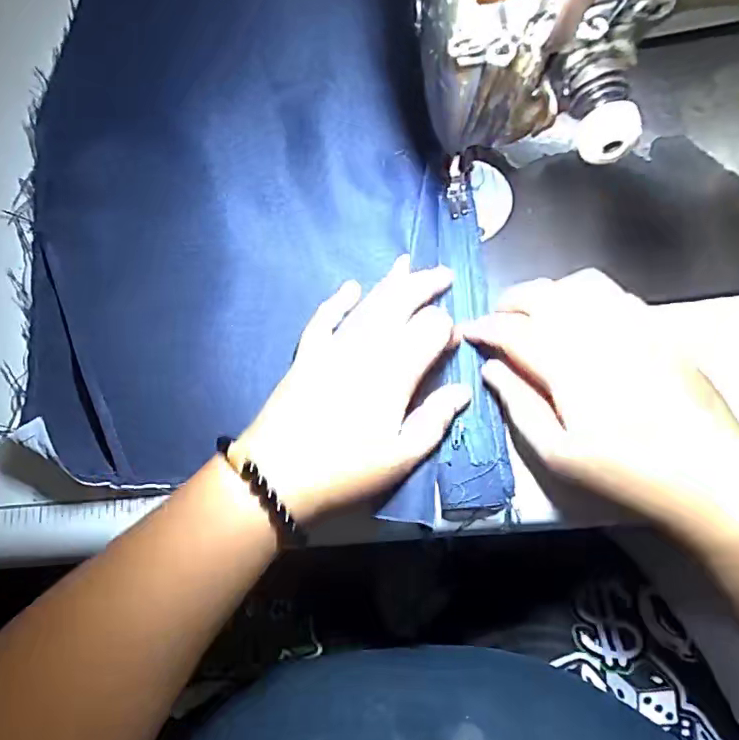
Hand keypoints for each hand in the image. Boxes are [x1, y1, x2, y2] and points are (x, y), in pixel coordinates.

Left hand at [233, 256, 471, 523]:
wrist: (276, 474)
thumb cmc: (345, 470)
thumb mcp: (400, 457)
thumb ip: (434, 420)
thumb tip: (462, 391)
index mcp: (396, 371)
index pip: (431, 328)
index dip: (447, 329)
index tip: (453, 344)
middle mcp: (366, 347)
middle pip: (400, 302)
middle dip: (425, 285)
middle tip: (445, 275)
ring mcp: (333, 346)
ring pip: (367, 304)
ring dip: (390, 283)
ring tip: (408, 265)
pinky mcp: (306, 354)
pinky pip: (324, 317)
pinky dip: (339, 300)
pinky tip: (352, 288)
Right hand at [461, 269, 738, 540]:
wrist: (707, 469)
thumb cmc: (624, 469)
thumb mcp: (558, 452)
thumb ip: (519, 404)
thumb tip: (492, 369)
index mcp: (565, 362)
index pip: (512, 329)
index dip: (485, 327)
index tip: (469, 333)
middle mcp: (596, 329)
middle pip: (542, 294)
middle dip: (510, 302)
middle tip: (496, 320)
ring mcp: (632, 322)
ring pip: (578, 284)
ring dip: (547, 293)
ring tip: (534, 314)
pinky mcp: (658, 325)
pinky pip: (613, 293)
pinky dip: (584, 295)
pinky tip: (581, 317)